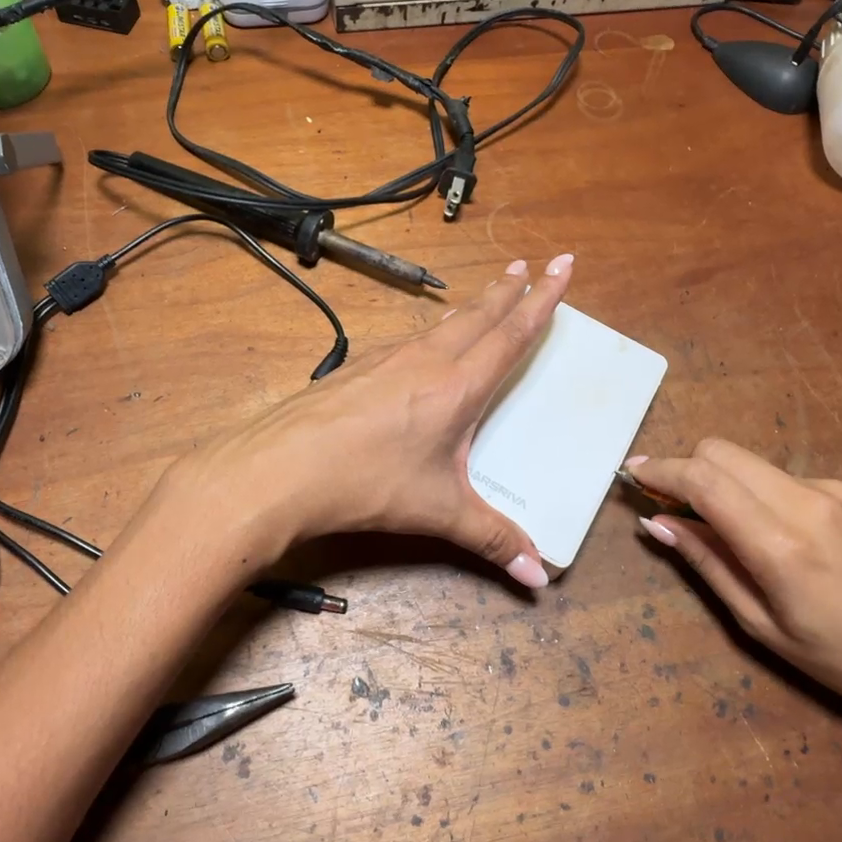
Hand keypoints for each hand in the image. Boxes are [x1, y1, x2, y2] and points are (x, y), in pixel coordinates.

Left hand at [159, 254, 576, 589]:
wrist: (279, 469)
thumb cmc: (367, 484)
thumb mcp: (437, 513)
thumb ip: (492, 539)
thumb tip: (540, 577)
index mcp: (457, 387)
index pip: (511, 334)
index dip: (542, 299)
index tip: (562, 264)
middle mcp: (426, 361)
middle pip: (477, 315)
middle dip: (508, 290)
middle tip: (528, 264)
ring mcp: (386, 360)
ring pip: (440, 324)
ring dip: (470, 307)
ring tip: (486, 296)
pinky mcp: (357, 370)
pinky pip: (408, 340)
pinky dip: (432, 331)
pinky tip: (422, 345)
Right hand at [630, 440, 841, 730]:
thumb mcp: (761, 625)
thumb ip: (707, 564)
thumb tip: (658, 523)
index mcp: (781, 545)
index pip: (705, 481)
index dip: (661, 470)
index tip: (632, 474)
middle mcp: (805, 502)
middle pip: (720, 451)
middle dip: (685, 468)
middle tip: (667, 503)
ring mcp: (829, 490)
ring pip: (746, 460)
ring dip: (718, 480)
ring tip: (715, 525)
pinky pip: (776, 477)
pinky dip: (752, 492)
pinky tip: (766, 533)